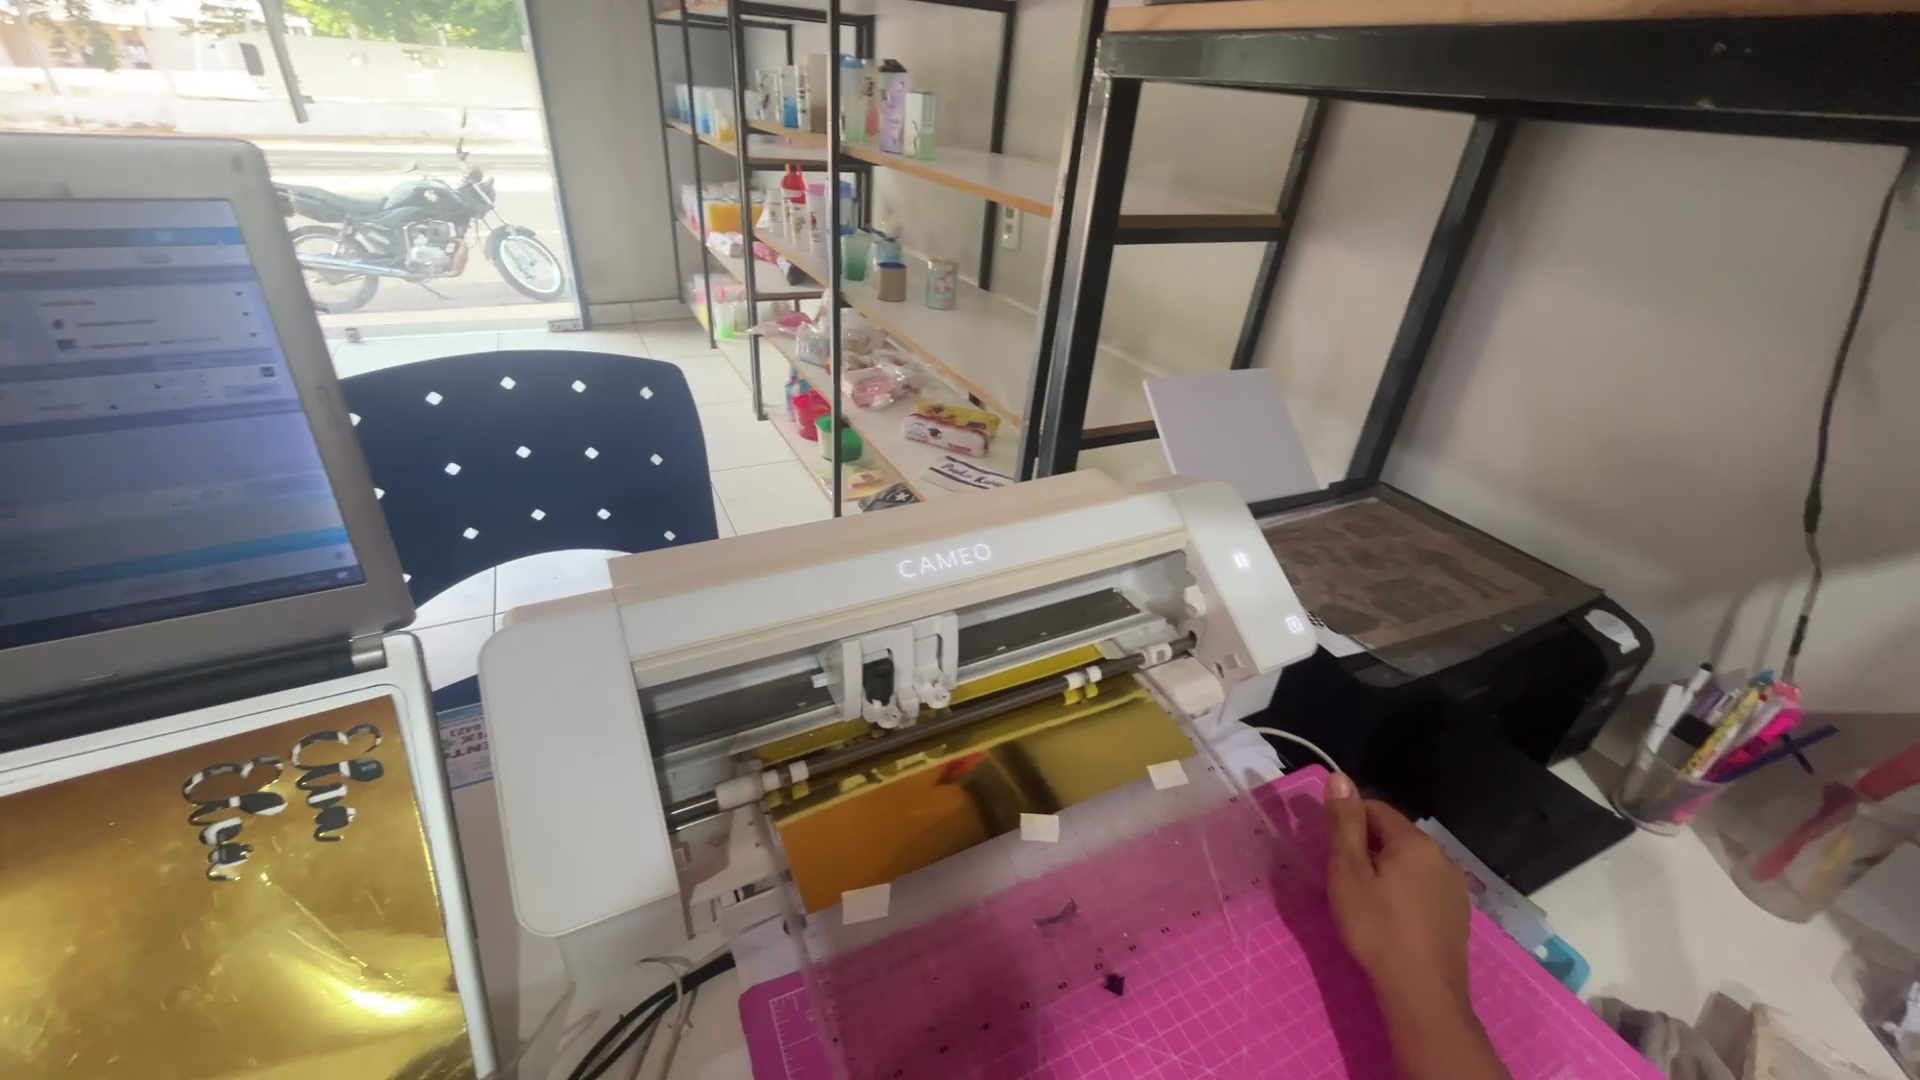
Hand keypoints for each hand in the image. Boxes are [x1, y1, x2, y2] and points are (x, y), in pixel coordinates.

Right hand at [1323, 773, 1473, 1022]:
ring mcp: (1455, 887)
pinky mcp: (1457, 914)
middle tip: (1343, 878)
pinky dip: (1402, 890)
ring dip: (1385, 869)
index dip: (1347, 822)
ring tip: (1364, 898)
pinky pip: (1422, 885)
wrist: (1421, 994)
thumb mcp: (1348, 870)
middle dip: (1366, 846)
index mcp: (1415, 841)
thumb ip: (1344, 822)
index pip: (1374, 808)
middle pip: (1393, 834)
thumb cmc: (1376, 926)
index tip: (1331, 850)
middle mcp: (1442, 856)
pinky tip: (1390, 916)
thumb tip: (1339, 777)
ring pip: (1409, 861)